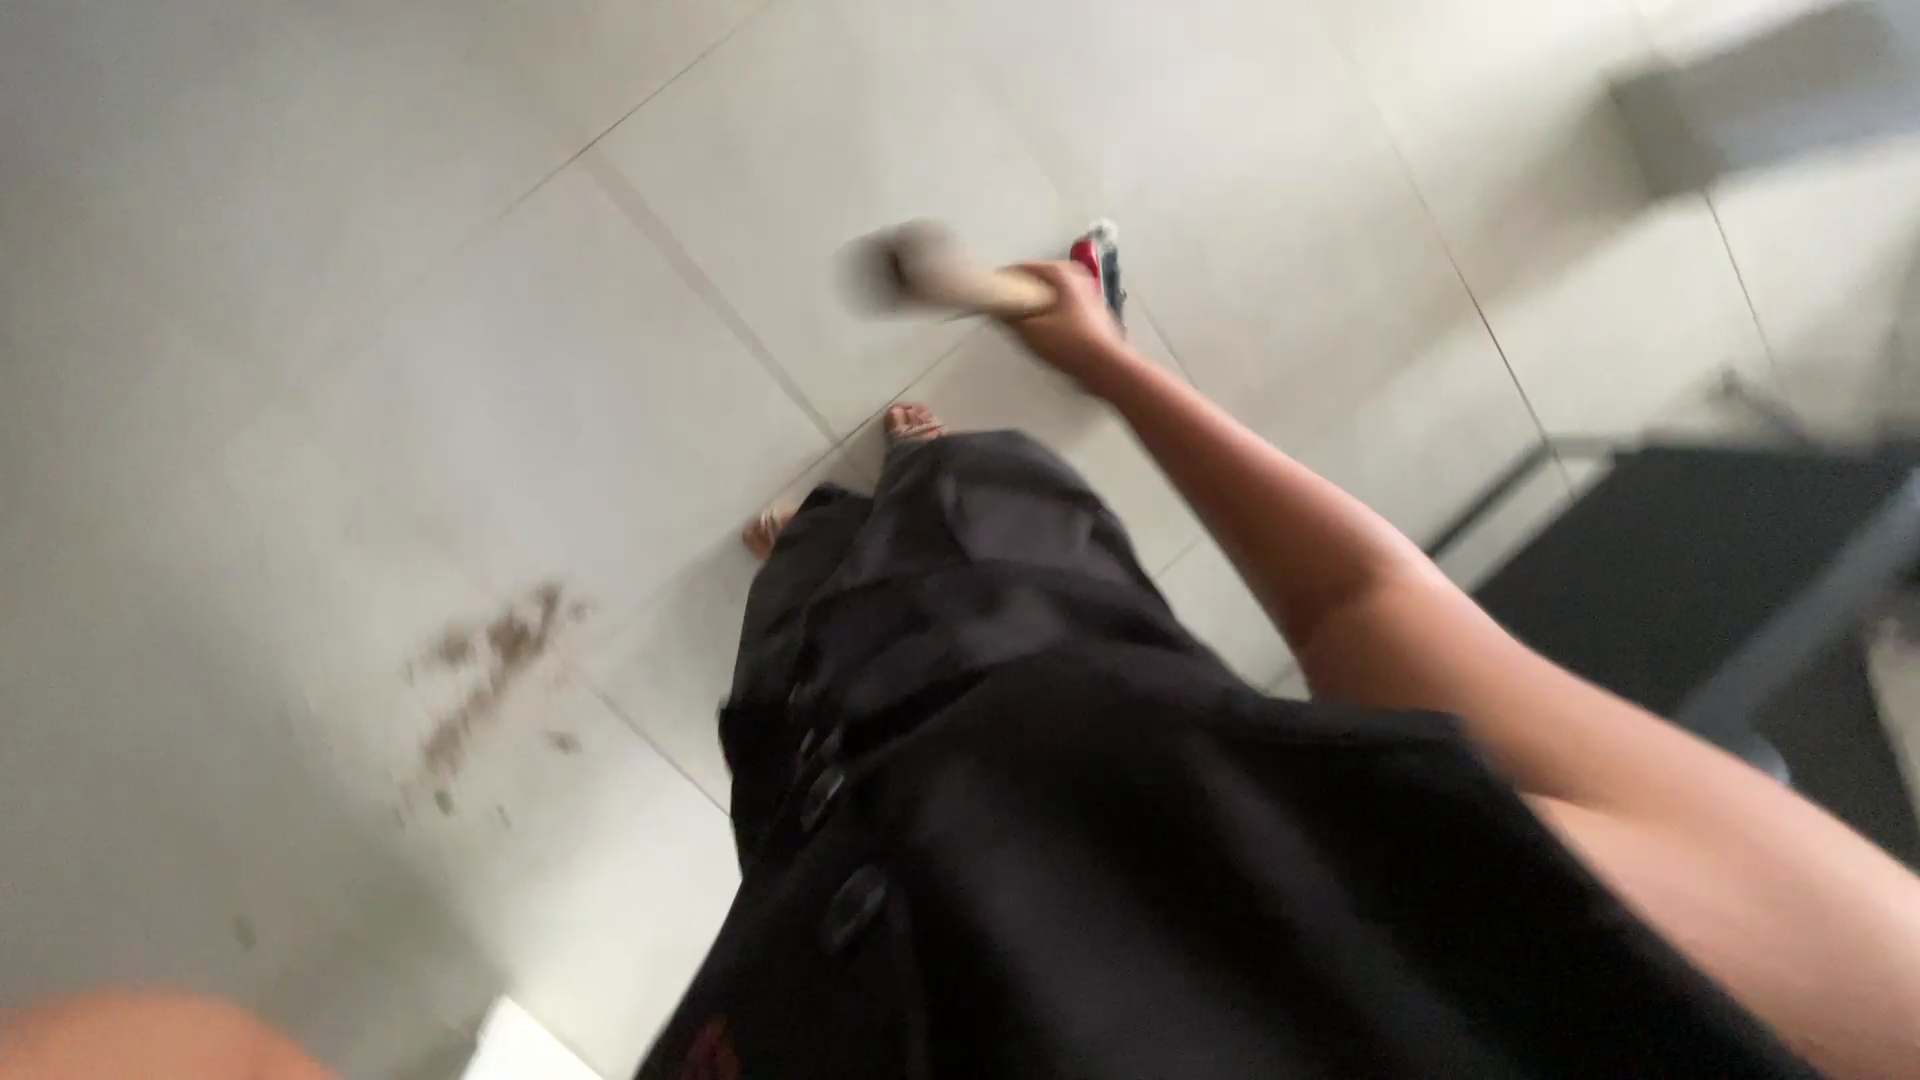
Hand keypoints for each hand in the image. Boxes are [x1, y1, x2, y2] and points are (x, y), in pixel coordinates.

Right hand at [1003, 261, 1129, 384]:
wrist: (1107, 366)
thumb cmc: (1069, 344)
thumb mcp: (1031, 331)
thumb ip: (1009, 318)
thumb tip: (995, 309)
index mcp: (1061, 274)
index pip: (1023, 268)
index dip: (1003, 279)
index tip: (990, 291)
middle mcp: (1077, 277)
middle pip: (1040, 280)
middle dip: (1022, 292)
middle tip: (1006, 307)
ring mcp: (1088, 294)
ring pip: (1053, 294)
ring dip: (1037, 304)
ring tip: (1023, 322)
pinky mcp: (1094, 313)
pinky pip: (1064, 307)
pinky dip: (1051, 313)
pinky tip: (1045, 332)